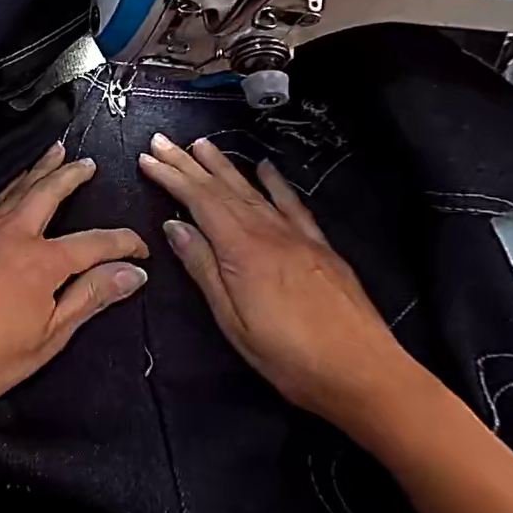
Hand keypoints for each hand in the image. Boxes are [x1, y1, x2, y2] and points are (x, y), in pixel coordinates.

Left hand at [0, 142, 148, 412]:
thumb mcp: (50, 336)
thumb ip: (91, 297)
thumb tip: (133, 273)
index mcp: (43, 260)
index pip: (95, 243)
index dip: (124, 244)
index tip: (142, 250)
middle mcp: (17, 233)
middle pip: (51, 191)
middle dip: (73, 174)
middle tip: (89, 163)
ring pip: (21, 187)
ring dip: (42, 167)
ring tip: (56, 150)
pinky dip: (15, 183)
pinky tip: (17, 183)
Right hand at [138, 133, 415, 424]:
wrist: (364, 371)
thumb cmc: (291, 357)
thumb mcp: (233, 322)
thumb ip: (203, 268)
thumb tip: (174, 226)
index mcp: (241, 249)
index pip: (198, 200)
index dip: (171, 176)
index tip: (148, 159)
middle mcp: (267, 230)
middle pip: (220, 187)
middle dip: (188, 162)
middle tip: (163, 141)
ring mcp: (295, 234)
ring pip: (251, 189)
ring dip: (223, 165)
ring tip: (201, 144)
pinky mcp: (318, 244)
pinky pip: (291, 203)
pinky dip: (275, 182)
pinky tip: (264, 167)